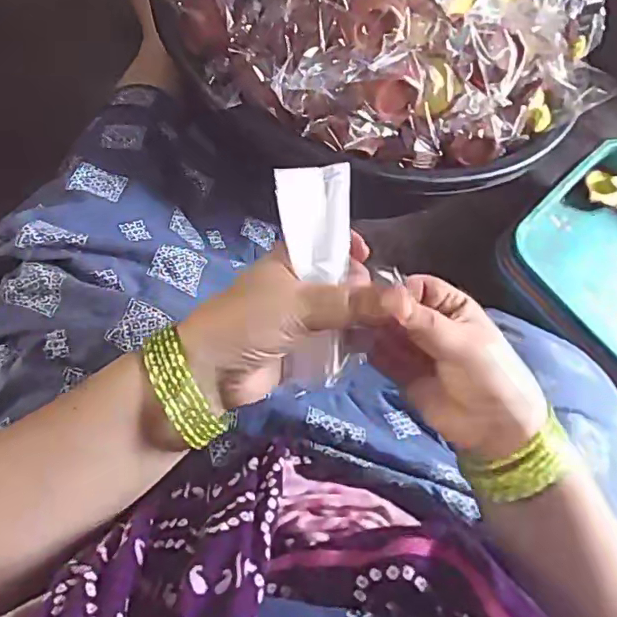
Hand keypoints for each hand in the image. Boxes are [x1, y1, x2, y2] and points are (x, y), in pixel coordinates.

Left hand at [176, 232, 370, 411]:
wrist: (212, 374)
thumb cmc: (249, 322)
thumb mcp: (300, 305)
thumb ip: (351, 302)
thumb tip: (404, 300)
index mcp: (292, 259)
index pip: (331, 243)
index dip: (353, 248)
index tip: (372, 258)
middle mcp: (301, 284)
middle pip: (346, 280)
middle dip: (368, 290)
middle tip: (388, 305)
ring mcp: (304, 318)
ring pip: (346, 312)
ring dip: (365, 320)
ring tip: (389, 327)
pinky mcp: (307, 348)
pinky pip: (339, 341)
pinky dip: (354, 344)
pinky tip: (373, 346)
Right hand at [358, 275, 548, 462]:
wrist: (496, 429)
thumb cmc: (489, 375)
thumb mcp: (459, 343)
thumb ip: (422, 321)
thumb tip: (386, 296)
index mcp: (451, 306)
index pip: (417, 287)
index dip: (397, 291)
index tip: (377, 300)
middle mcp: (430, 323)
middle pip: (396, 308)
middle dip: (377, 309)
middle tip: (354, 313)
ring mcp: (415, 348)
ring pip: (385, 330)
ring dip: (368, 328)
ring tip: (350, 328)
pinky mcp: (402, 372)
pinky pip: (381, 356)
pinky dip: (367, 350)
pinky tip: (353, 345)